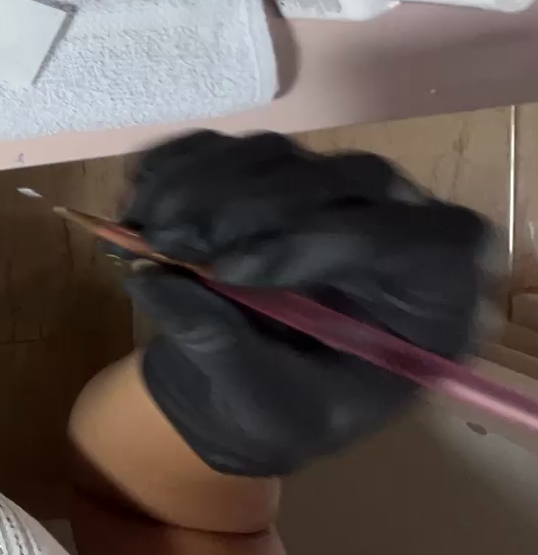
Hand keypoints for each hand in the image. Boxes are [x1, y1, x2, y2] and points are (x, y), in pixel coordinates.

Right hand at [120, 131, 493, 476]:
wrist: (233, 382)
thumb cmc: (276, 408)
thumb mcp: (263, 405)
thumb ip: (220, 347)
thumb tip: (149, 278)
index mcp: (423, 292)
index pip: (418, 236)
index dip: (327, 240)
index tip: (231, 275)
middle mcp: (386, 224)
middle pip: (332, 177)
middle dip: (237, 208)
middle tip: (167, 246)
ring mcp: (315, 191)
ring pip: (265, 154)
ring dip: (190, 186)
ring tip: (140, 231)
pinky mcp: (250, 176)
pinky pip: (210, 147)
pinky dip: (162, 168)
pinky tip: (132, 203)